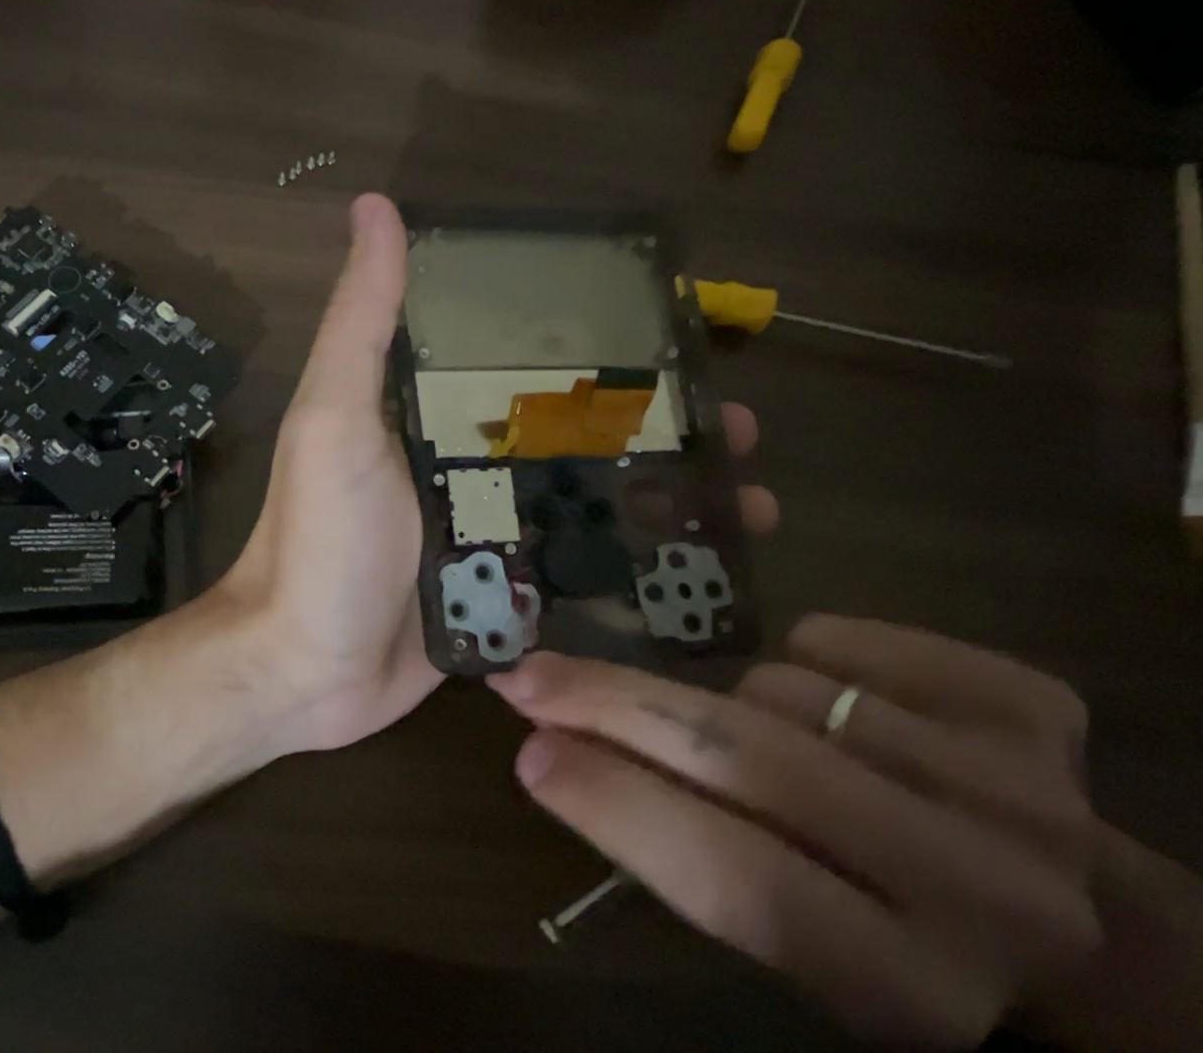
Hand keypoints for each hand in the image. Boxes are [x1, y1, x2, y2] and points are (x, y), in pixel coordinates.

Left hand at [216, 193, 777, 755]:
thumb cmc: (320, 540)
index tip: (677, 330)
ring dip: (661, 494)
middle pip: (570, 431)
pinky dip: (631, 561)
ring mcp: (484, 534)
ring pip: (586, 500)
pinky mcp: (499, 594)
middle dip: (653, 424)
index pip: (523, 360)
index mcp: (426, 416)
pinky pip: (574, 568)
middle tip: (740, 423)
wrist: (305, 668)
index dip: (597, 342)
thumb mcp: (334, 419)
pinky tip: (706, 564)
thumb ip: (361, 324)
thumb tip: (373, 206)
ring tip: (749, 496)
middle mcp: (460, 466)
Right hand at [491, 616, 1100, 1047]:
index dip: (618, 808)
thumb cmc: (898, 946)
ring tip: (764, 739)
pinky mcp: (1032, 706)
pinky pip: (838, 639)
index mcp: (909, 981)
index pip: (736, 881)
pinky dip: (803, 656)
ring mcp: (1019, 783)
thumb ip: (695, 859)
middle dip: (614, 704)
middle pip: (753, 760)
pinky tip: (839, 704)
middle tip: (527, 678)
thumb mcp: (798, 944)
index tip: (526, 754)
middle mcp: (980, 884)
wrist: (1094, 936)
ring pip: (783, 688)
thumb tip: (562, 750)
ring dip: (731, 700)